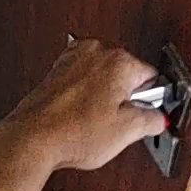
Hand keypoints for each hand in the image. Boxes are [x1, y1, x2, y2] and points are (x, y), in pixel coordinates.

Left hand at [0, 39, 166, 171]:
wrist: (32, 138)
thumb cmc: (71, 132)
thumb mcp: (126, 131)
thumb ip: (151, 120)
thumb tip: (158, 118)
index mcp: (119, 61)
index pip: (152, 76)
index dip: (152, 101)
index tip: (147, 115)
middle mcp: (96, 51)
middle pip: (127, 74)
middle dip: (126, 98)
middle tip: (117, 123)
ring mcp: (73, 58)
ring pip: (103, 77)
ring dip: (104, 97)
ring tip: (95, 122)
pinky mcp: (57, 70)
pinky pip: (83, 80)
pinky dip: (85, 95)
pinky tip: (81, 116)